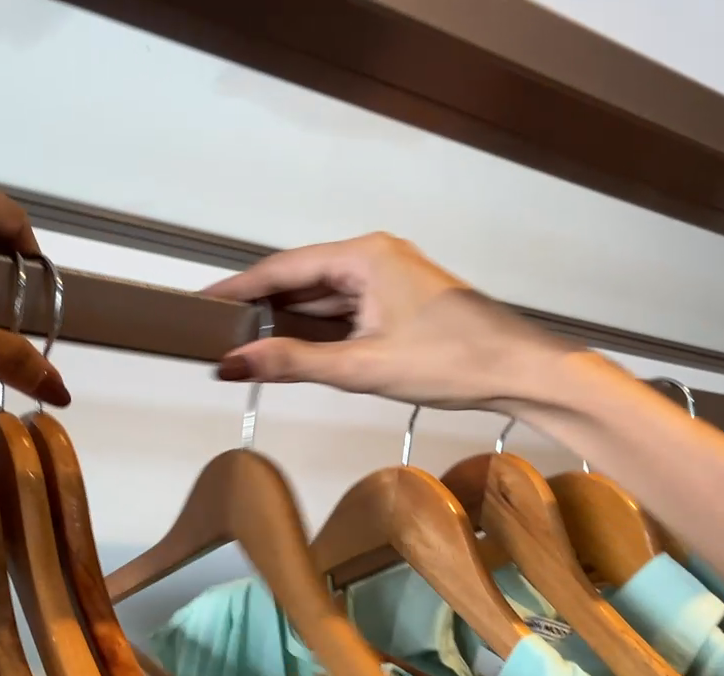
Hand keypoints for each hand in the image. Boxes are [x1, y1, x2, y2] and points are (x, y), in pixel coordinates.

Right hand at [202, 233, 573, 409]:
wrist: (520, 371)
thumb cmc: (450, 362)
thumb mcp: (361, 366)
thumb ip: (293, 363)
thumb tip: (231, 366)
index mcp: (363, 256)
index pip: (283, 268)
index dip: (239, 287)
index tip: (203, 302)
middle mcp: (373, 256)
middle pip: (301, 278)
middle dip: (260, 305)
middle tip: (218, 329)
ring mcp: (389, 277)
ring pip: (323, 295)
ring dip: (288, 319)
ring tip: (245, 342)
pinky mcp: (400, 300)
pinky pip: (345, 308)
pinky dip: (317, 328)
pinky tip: (296, 347)